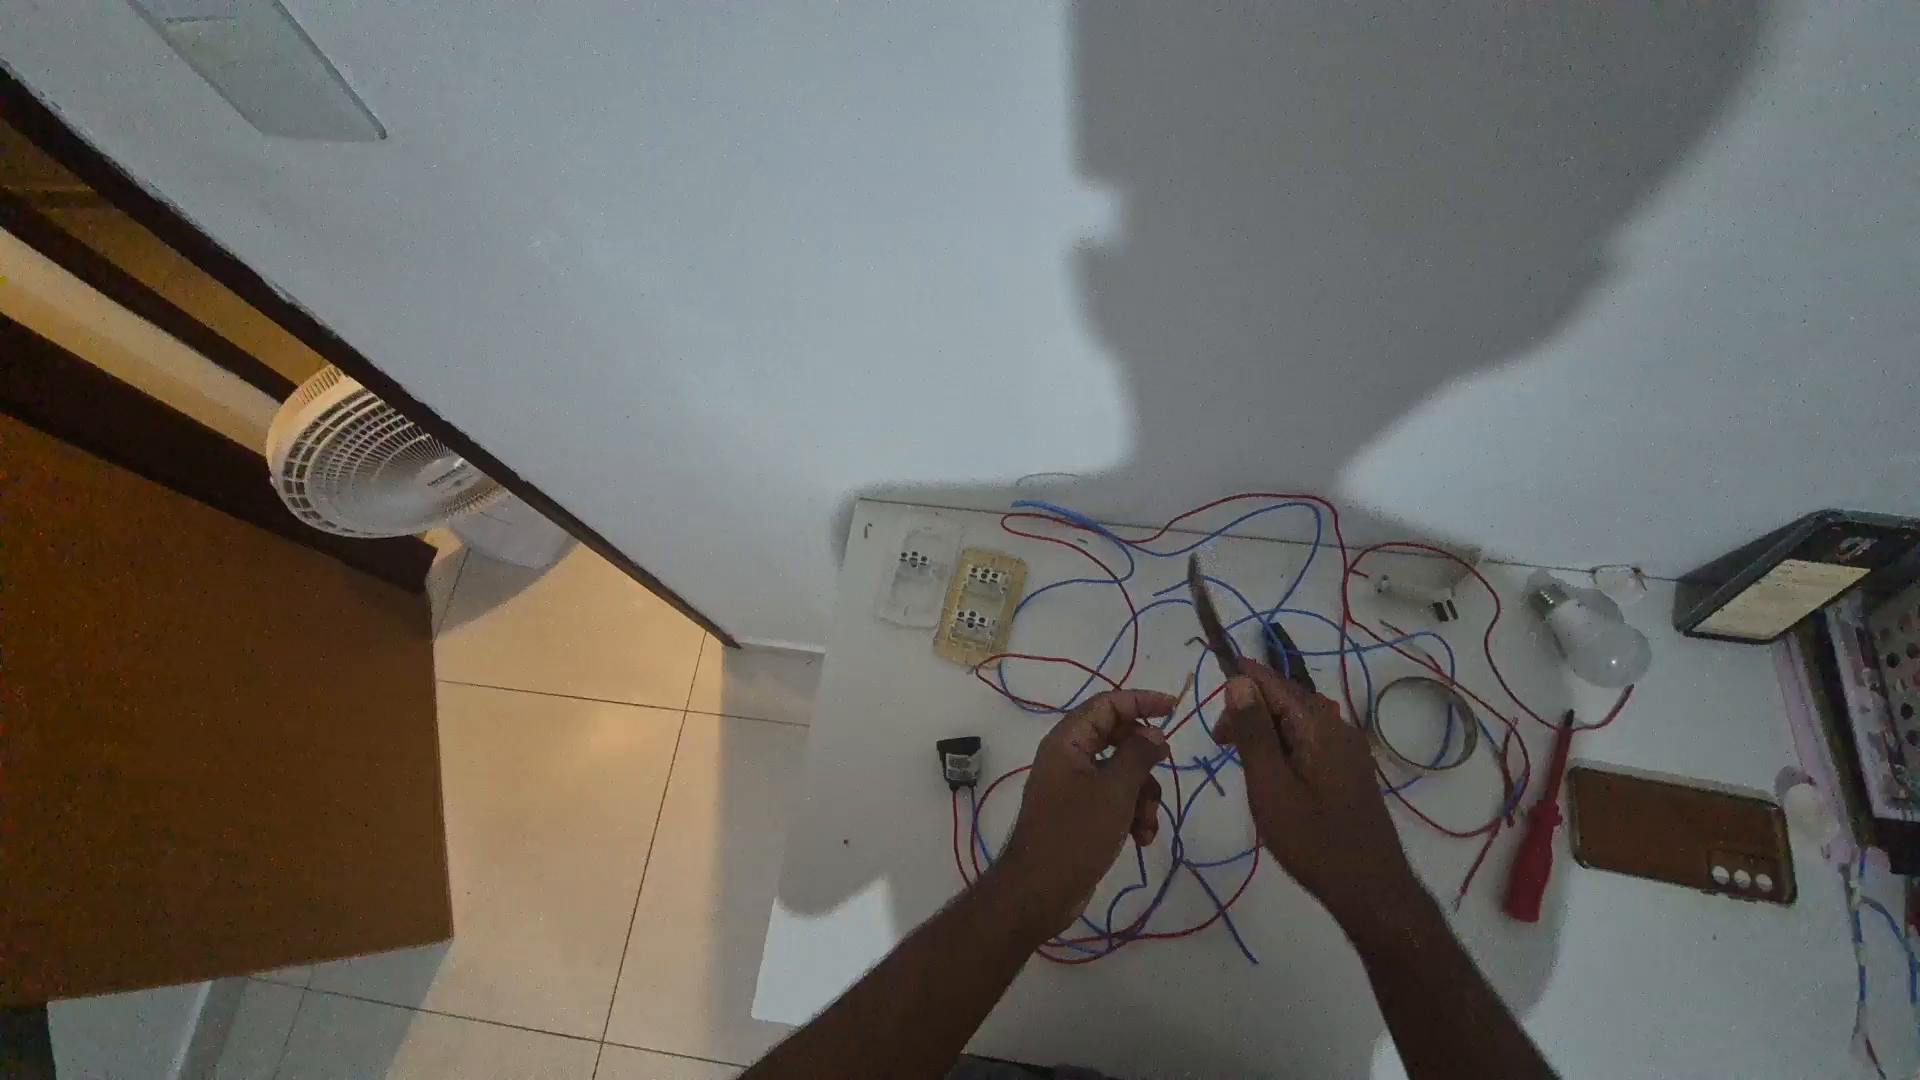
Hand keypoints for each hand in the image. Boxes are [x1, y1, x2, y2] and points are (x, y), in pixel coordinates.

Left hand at [994, 689, 1173, 936]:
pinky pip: (1114, 799)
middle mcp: (1068, 756)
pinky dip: (1131, 813)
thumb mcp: (1114, 791)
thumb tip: (1154, 732)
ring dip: (1142, 794)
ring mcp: (1073, 785)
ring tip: (1146, 822)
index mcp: (1067, 741)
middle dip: (1144, 759)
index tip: (1174, 709)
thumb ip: (1138, 755)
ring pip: (1121, 772)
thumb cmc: (1075, 834)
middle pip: (1116, 738)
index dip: (1140, 701)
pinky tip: (1140, 838)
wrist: (1040, 892)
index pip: (1106, 704)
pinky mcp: (1080, 812)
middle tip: (1163, 768)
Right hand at [1213, 660, 1421, 934]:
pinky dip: (1281, 743)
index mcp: (1318, 725)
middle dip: (1247, 707)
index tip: (1208, 679)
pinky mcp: (1347, 770)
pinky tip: (1267, 770)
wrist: (1372, 892)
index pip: (1272, 681)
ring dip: (1262, 728)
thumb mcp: (1270, 784)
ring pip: (1295, 720)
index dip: (1240, 675)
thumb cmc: (1313, 838)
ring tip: (1237, 756)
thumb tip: (1239, 681)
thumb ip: (1253, 731)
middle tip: (1219, 741)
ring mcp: (1346, 749)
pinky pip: (1307, 739)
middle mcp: (1337, 727)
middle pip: (1284, 698)